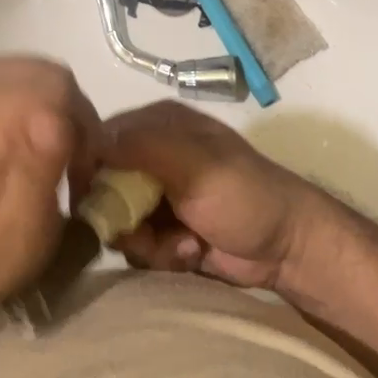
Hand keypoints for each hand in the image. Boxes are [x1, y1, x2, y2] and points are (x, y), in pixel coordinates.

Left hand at [0, 57, 100, 314]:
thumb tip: (57, 120)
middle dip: (72, 115)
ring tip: (53, 152)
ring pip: (36, 72)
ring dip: (55, 107)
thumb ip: (40, 168)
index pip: (61, 90)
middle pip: (50, 76)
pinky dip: (33, 100)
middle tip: (74, 163)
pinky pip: (15, 74)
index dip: (85, 126)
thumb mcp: (25, 229)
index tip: (85, 169)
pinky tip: (29, 137)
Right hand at [101, 100, 333, 290]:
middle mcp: (153, 154)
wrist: (287, 249)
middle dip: (124, 217)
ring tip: (183, 243)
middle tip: (150, 231)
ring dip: (146, 241)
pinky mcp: (165, 229)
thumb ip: (143, 149)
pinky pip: (138, 245)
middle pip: (105, 186)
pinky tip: (190, 252)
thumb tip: (91, 140)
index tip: (98, 200)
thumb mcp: (195, 165)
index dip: (93, 169)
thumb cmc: (244, 196)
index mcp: (159, 124)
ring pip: (119, 221)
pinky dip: (161, 253)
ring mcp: (159, 194)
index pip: (103, 139)